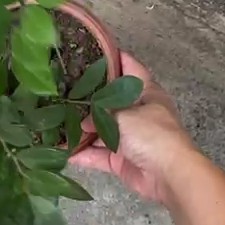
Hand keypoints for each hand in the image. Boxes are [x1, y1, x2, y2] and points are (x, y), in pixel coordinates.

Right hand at [69, 54, 199, 203]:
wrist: (168, 173)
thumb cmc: (152, 134)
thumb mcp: (123, 115)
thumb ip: (99, 115)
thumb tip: (82, 123)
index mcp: (146, 93)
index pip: (129, 68)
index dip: (113, 57)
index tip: (91, 51)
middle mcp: (137, 113)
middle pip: (109, 101)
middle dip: (88, 99)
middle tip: (62, 90)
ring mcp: (129, 138)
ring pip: (100, 130)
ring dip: (81, 130)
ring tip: (57, 122)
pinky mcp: (121, 160)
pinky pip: (98, 155)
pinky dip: (83, 154)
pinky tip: (63, 151)